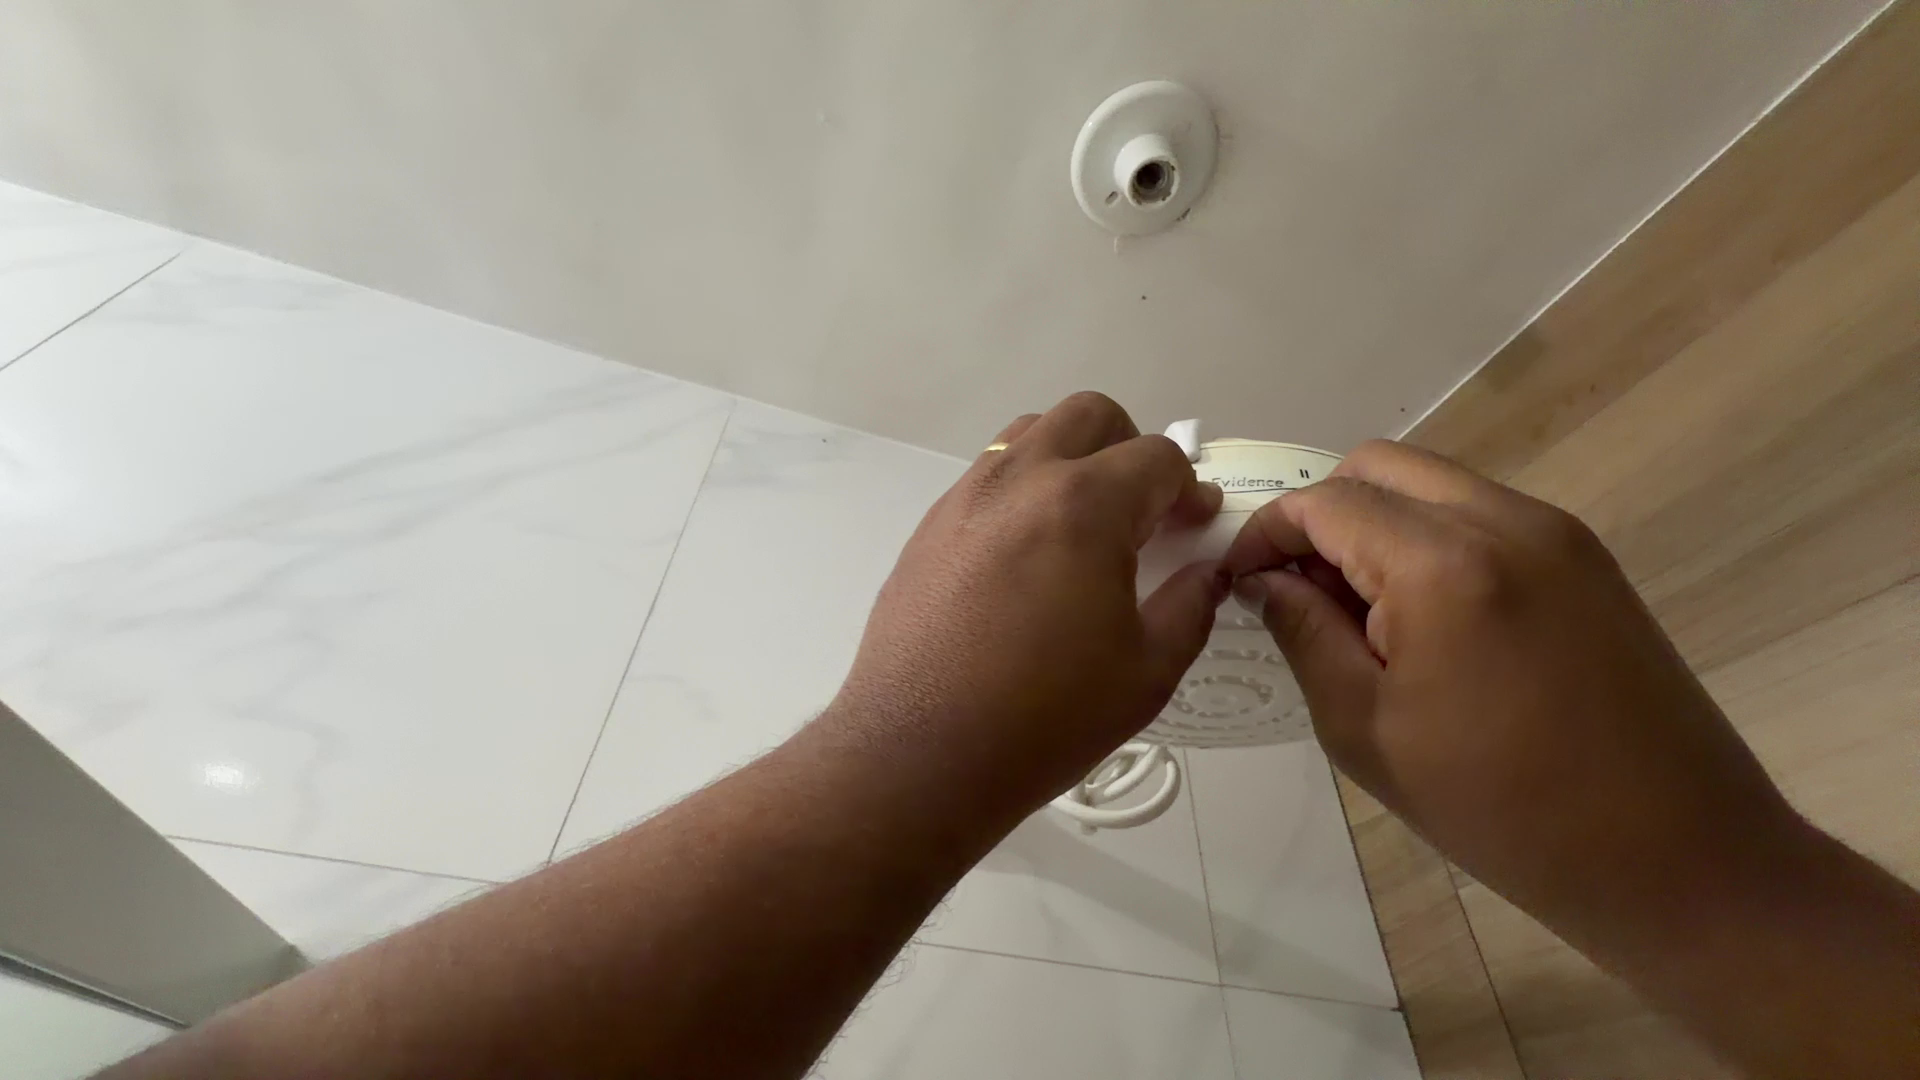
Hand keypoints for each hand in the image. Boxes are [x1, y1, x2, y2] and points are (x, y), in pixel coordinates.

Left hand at [825, 392, 1224, 819]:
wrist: (918, 753)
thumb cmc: (1043, 718)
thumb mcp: (1145, 672)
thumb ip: (1189, 606)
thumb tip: (1206, 572)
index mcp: (1082, 504)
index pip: (1156, 457)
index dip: (1189, 488)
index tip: (1193, 524)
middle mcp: (1018, 480)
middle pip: (1088, 415)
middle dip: (1129, 449)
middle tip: (1140, 511)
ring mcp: (963, 497)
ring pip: (1028, 436)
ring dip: (1070, 461)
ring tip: (1080, 528)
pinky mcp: (928, 527)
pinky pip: (987, 478)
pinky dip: (1022, 493)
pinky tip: (1024, 559)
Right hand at [1222, 440, 1799, 918]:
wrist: (1681, 860)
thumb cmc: (1497, 806)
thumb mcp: (1361, 726)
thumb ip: (1301, 632)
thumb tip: (1262, 581)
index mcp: (1443, 565)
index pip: (1324, 503)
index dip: (1265, 533)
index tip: (1239, 580)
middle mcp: (1503, 521)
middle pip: (1375, 467)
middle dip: (1316, 513)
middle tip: (1295, 584)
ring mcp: (1555, 532)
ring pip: (1427, 482)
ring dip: (1370, 522)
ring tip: (1353, 603)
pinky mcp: (1584, 557)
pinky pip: (1474, 512)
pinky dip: (1422, 535)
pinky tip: (1417, 612)